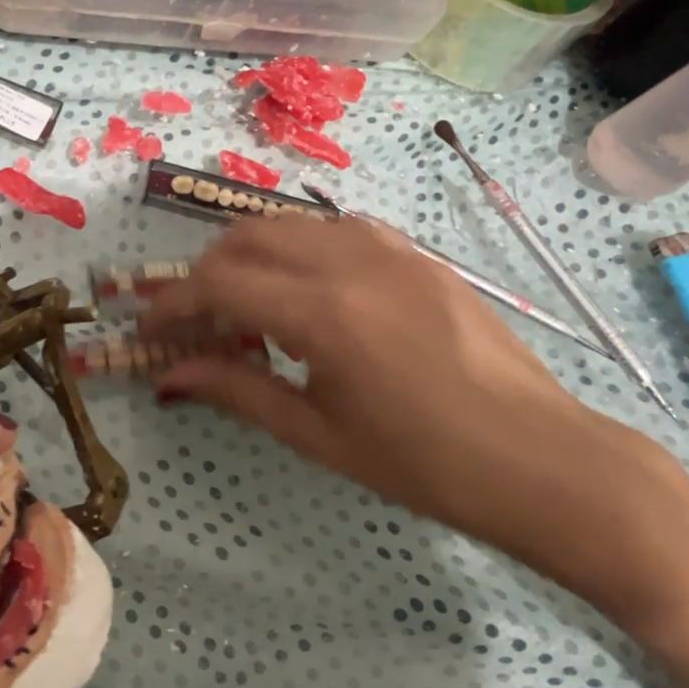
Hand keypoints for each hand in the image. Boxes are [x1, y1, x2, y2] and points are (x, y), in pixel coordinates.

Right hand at [142, 215, 688, 620]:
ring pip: (291, 224)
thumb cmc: (422, 463)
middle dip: (204, 272)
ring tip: (242, 305)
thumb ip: (235, 390)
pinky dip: (298, 249)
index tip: (147, 327)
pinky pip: (336, 230)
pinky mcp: (418, 256)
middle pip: (246, 238)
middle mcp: (352, 261)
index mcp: (324, 313)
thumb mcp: (316, 433)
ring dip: (250, 255)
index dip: (171, 302)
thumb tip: (167, 375)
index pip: (218, 283)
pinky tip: (302, 292)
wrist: (541, 459)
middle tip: (190, 319)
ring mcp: (391, 250)